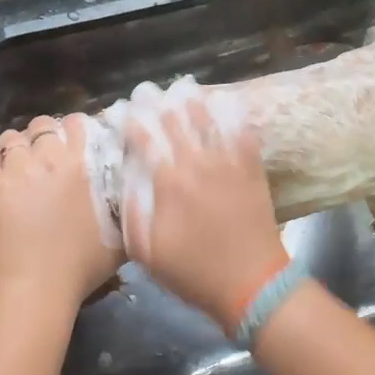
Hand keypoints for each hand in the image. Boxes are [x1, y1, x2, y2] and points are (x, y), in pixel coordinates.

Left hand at [0, 114, 122, 311]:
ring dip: (16, 145)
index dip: (75, 126)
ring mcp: (18, 171)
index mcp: (81, 164)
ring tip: (19, 158)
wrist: (37, 284)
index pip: (76, 123)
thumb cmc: (82, 264)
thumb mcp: (120, 239)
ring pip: (12, 139)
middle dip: (43, 132)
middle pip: (42, 125)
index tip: (76, 137)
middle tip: (46, 149)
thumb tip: (136, 202)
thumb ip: (128, 213)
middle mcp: (48, 158)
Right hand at [122, 99, 287, 333]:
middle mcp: (197, 164)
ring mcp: (228, 163)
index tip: (122, 112)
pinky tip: (225, 103)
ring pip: (207, 122)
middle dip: (158, 104)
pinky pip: (242, 134)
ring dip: (193, 102)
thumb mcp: (147, 254)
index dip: (131, 122)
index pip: (145, 139)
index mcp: (168, 183)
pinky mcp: (251, 169)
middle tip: (148, 90)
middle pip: (175, 122)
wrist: (253, 285)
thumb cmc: (194, 273)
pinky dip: (232, 116)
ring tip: (183, 88)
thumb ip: (131, 214)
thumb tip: (124, 180)